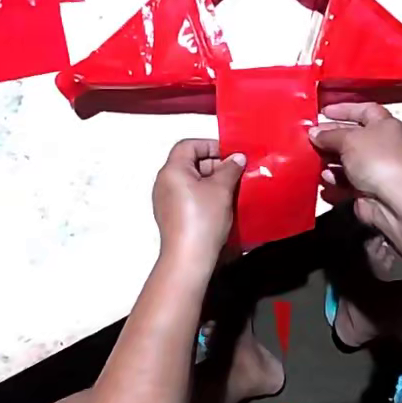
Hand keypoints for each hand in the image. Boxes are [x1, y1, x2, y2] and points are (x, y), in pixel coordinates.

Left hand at [152, 139, 245, 263]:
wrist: (189, 257)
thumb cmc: (203, 219)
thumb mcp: (221, 189)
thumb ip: (230, 168)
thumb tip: (237, 157)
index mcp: (172, 170)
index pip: (188, 145)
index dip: (210, 145)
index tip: (230, 156)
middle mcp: (164, 182)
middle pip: (189, 162)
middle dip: (214, 164)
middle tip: (236, 173)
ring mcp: (165, 200)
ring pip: (190, 180)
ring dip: (211, 180)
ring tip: (232, 188)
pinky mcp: (171, 214)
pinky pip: (188, 195)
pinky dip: (204, 194)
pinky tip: (221, 204)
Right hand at [309, 103, 401, 234]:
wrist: (394, 200)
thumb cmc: (376, 159)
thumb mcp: (349, 139)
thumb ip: (329, 135)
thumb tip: (314, 133)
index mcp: (384, 125)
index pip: (364, 110)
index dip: (344, 109)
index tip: (323, 112)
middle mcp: (381, 145)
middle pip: (352, 136)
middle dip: (331, 136)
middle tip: (310, 137)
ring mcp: (375, 168)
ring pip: (347, 160)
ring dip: (329, 159)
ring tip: (311, 158)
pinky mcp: (367, 189)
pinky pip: (346, 181)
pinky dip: (335, 179)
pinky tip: (324, 178)